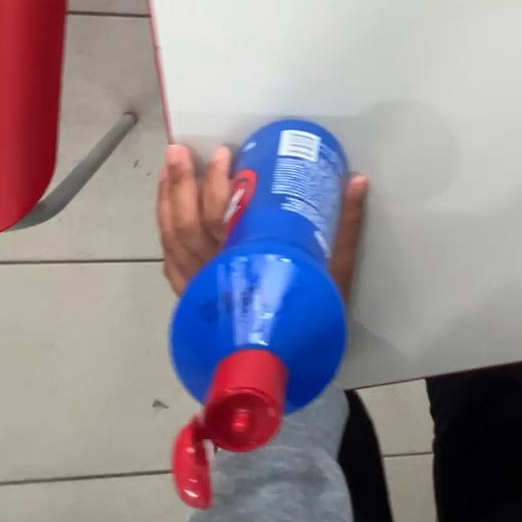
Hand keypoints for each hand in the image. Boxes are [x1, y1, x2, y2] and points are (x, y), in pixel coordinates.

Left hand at [157, 144, 370, 303]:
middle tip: (183, 150)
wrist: (287, 372)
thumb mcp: (336, 275)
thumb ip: (346, 228)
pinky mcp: (192, 295)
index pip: (219, 221)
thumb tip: (356, 180)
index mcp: (244, 269)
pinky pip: (171, 257)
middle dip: (183, 183)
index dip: (214, 185)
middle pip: (187, 225)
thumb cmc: (311, 320)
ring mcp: (197, 288)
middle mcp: (213, 277)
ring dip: (168, 199)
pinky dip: (165, 228)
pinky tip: (168, 204)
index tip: (226, 156)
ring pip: (172, 239)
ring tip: (170, 164)